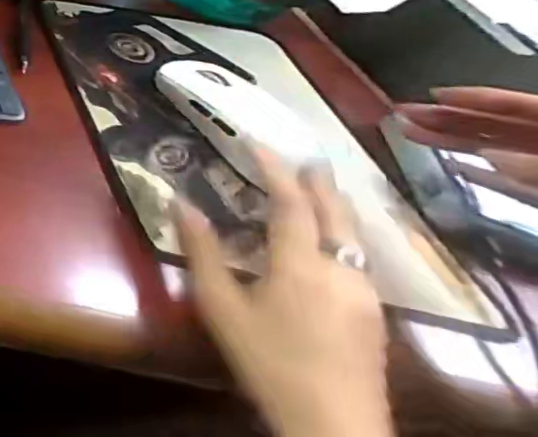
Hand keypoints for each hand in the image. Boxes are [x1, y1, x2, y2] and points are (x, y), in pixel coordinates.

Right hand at [177, 152, 391, 436]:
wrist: (333, 424)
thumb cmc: (266, 358)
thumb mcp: (220, 304)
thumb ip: (203, 250)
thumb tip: (180, 201)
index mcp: (302, 267)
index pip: (293, 206)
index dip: (276, 172)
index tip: (259, 144)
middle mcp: (342, 274)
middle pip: (339, 220)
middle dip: (322, 187)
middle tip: (305, 159)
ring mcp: (365, 298)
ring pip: (354, 241)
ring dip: (335, 211)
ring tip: (318, 193)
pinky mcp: (372, 317)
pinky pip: (357, 260)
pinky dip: (340, 236)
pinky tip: (328, 243)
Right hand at [394, 87, 537, 204]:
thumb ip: (527, 164)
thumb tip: (488, 157)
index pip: (518, 106)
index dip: (476, 98)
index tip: (432, 93)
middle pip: (499, 128)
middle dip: (448, 120)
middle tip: (400, 112)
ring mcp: (537, 169)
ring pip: (497, 152)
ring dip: (452, 143)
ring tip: (406, 133)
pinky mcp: (535, 195)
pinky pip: (510, 182)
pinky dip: (481, 173)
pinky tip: (451, 167)